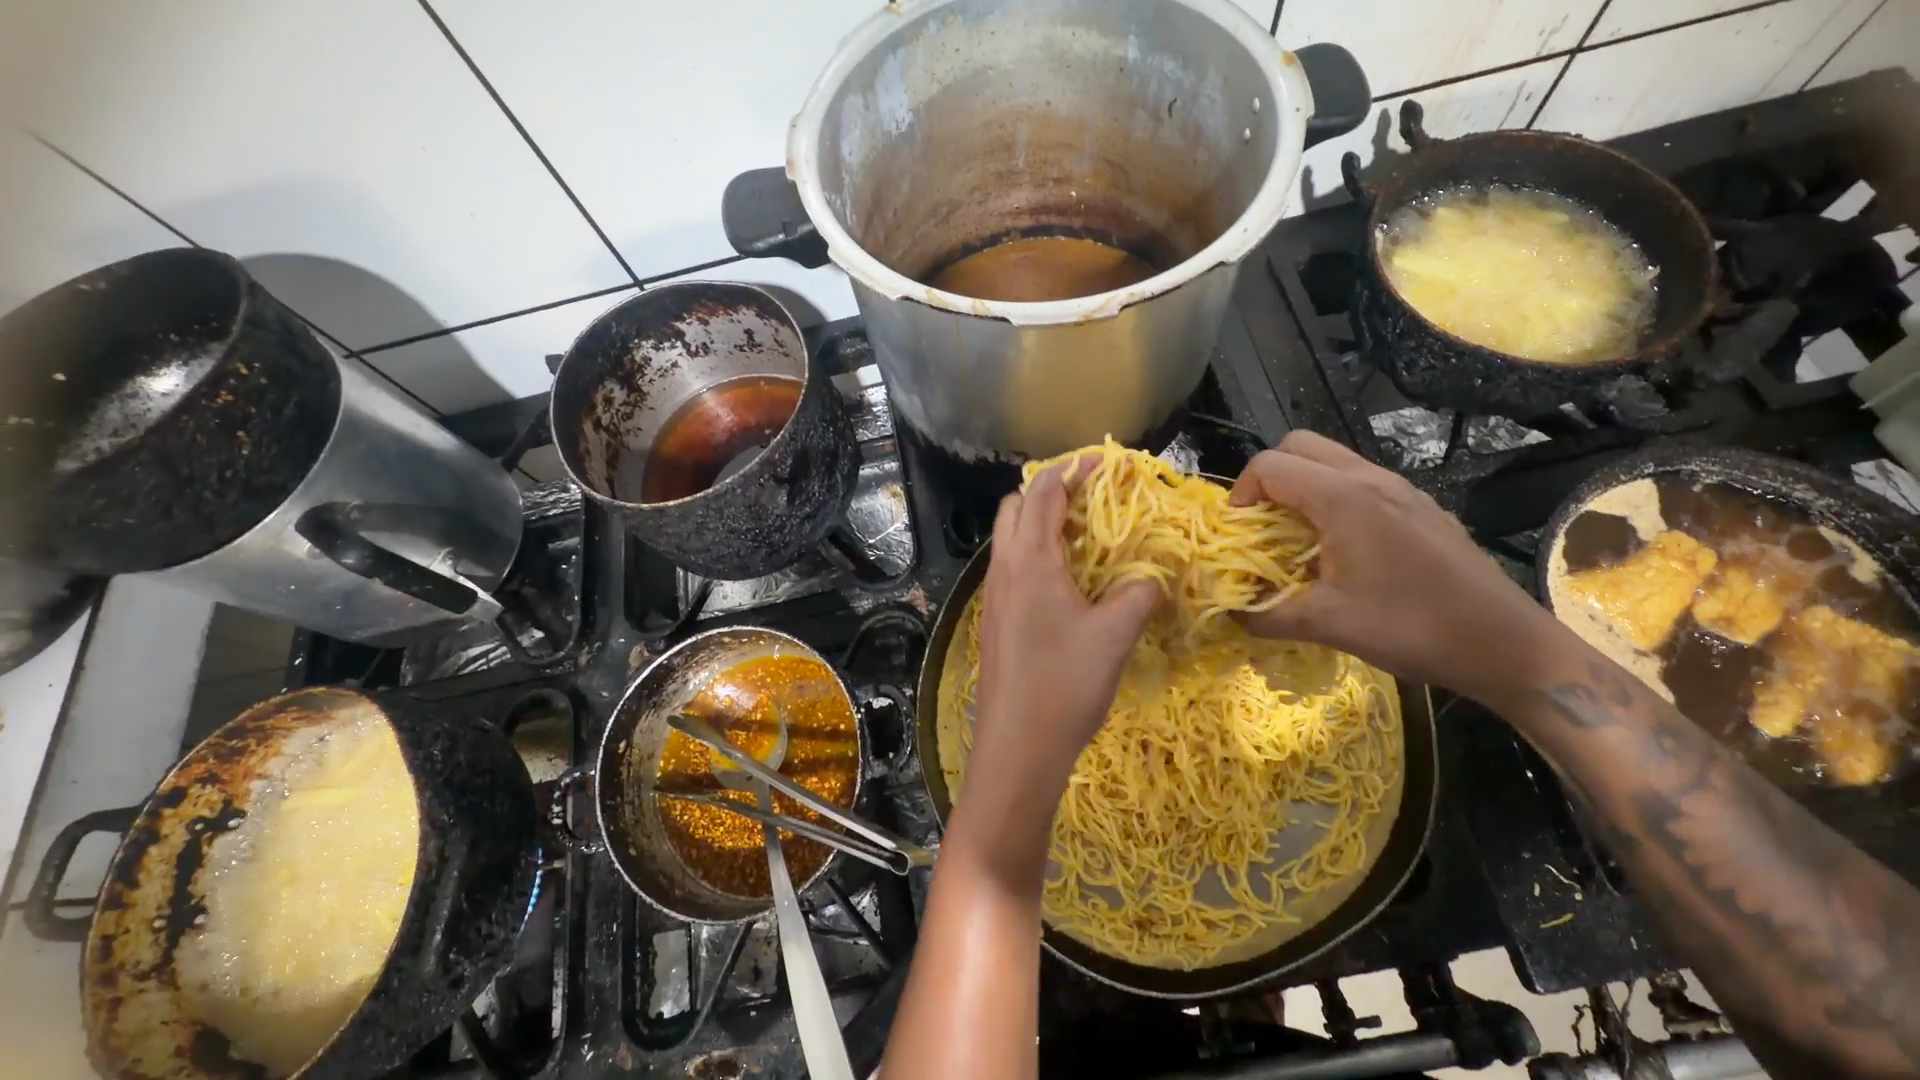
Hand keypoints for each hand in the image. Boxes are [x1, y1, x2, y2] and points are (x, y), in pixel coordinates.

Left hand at [971, 462, 1160, 791]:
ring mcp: (995, 596)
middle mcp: (1004, 570)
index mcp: (1029, 561)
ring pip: (1012, 539)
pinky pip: (1014, 568)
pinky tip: (1072, 580)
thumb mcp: (1115, 635)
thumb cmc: (1064, 685)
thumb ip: (1140, 593)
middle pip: (1016, 508)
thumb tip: (1157, 573)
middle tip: (1094, 499)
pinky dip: (1038, 555)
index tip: (1105, 462)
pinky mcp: (997, 621)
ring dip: (1043, 525)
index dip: (1072, 469)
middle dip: (1051, 492)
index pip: (1042, 493)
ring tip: (1089, 536)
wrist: (1017, 748)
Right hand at [1230, 431, 1565, 702]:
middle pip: (1300, 445)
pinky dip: (1334, 499)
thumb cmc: (1411, 628)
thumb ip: (1267, 614)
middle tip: (1262, 525)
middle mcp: (1372, 479)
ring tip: (1297, 539)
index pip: (1270, 466)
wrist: (1503, 643)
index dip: (1240, 495)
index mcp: (1344, 498)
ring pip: (1333, 460)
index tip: (1239, 536)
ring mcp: (1402, 489)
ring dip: (1302, 487)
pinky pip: (1362, 481)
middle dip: (1268, 478)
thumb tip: (1231, 614)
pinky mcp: (1421, 507)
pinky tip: (1343, 550)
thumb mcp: (1327, 625)